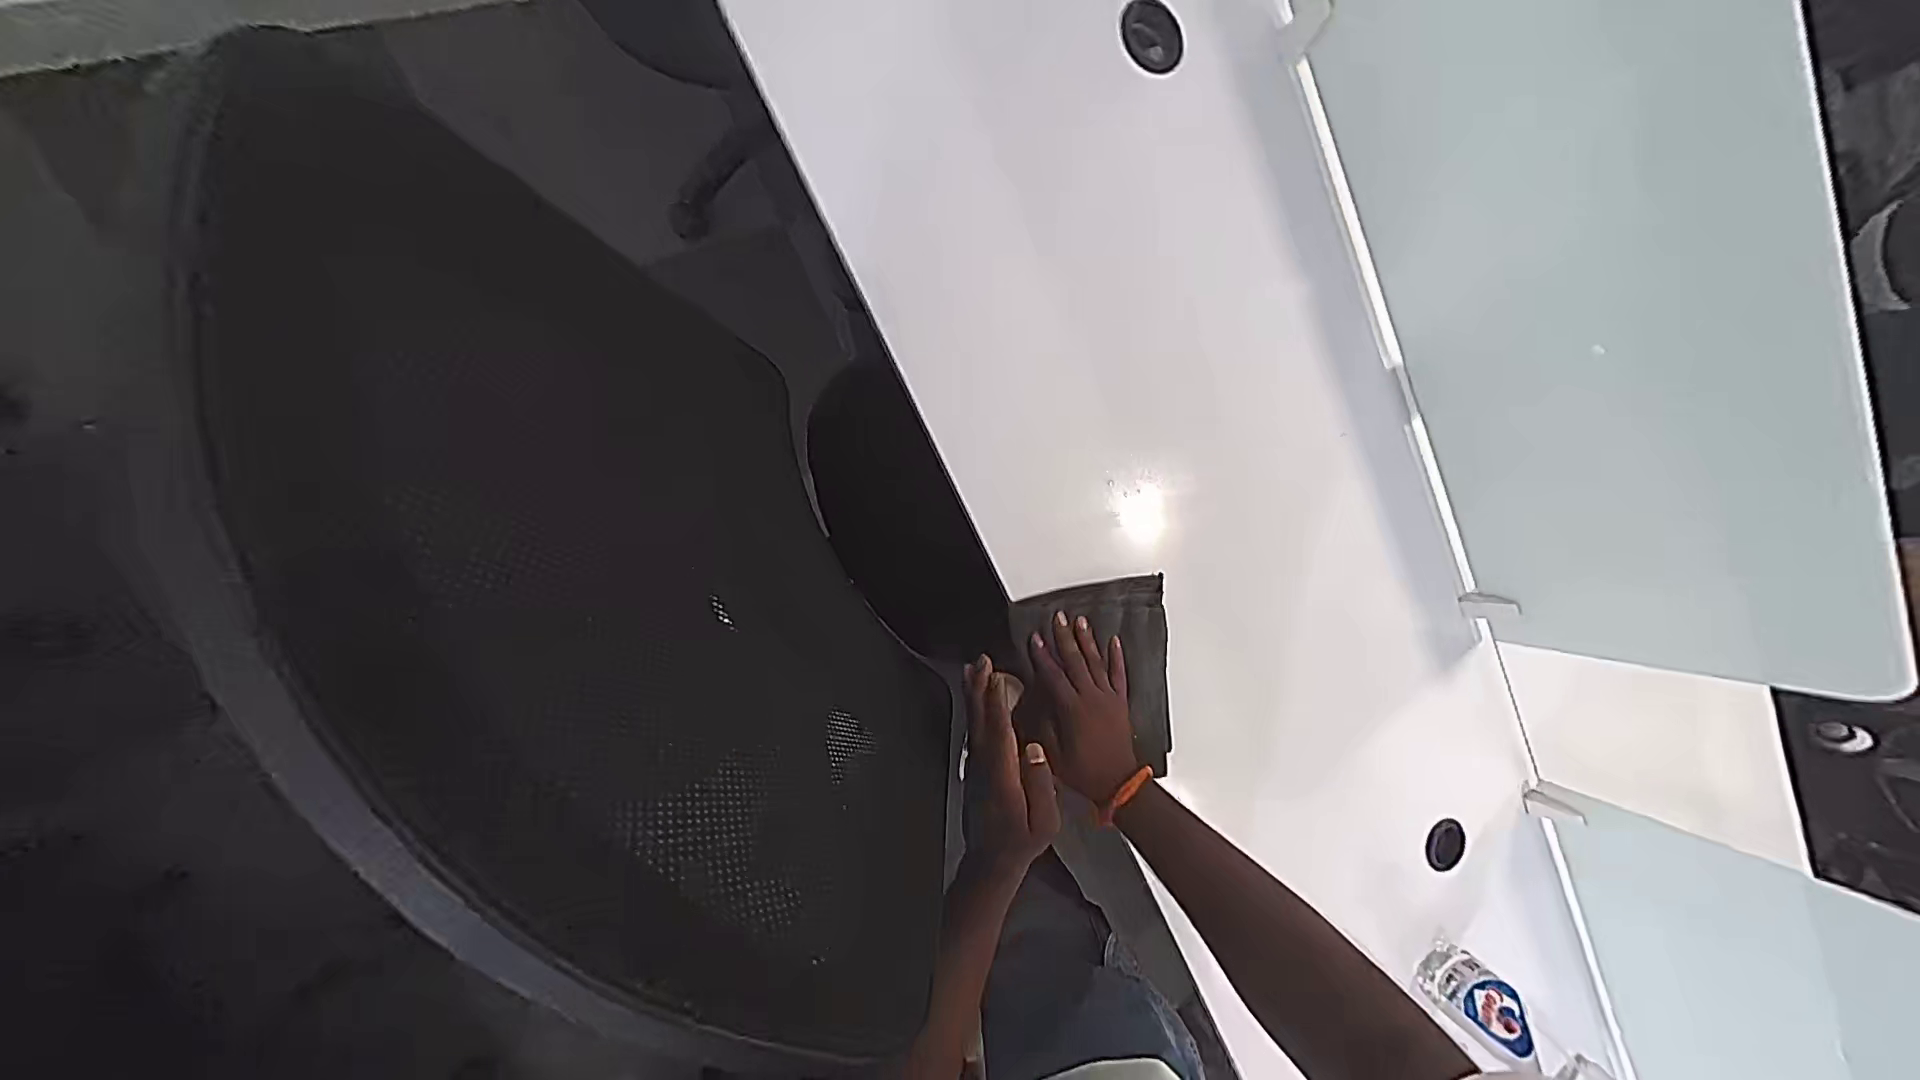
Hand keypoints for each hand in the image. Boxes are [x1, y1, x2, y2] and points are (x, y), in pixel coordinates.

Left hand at [964, 656, 1059, 880]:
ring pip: (973, 723)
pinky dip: (973, 709)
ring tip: (972, 669)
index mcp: (1003, 778)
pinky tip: (975, 697)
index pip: (999, 733)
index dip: (997, 704)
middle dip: (980, 689)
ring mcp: (976, 766)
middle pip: (980, 720)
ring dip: (973, 695)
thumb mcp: (1044, 822)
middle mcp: (984, 766)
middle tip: (981, 662)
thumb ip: (1041, 785)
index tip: (997, 677)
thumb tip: (1035, 749)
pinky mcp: (974, 767)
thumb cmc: (1023, 841)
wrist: (991, 861)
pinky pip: (973, 730)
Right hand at [1028, 612, 1141, 802]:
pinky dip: (1116, 656)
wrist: (1118, 782)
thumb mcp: (1054, 753)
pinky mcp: (1120, 702)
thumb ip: (1043, 725)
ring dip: (1087, 640)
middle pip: (1075, 661)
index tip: (1035, 639)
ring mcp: (1108, 698)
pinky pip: (1118, 674)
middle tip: (1057, 618)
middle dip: (1064, 637)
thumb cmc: (1085, 771)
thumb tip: (1034, 704)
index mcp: (1072, 709)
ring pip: (1096, 662)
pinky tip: (1113, 641)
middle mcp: (1091, 698)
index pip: (1053, 675)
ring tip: (1080, 621)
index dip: (1043, 655)